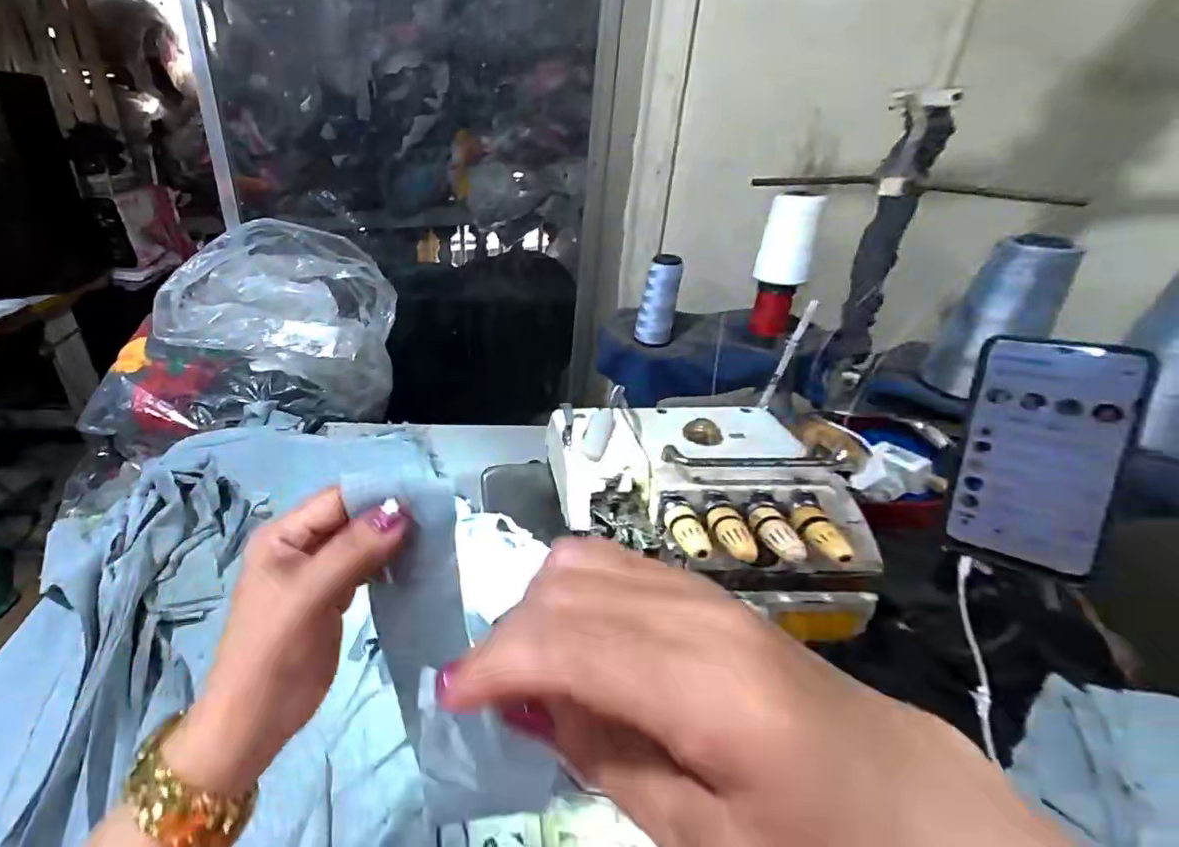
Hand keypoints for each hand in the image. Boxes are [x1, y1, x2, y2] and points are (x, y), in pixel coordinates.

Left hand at [162, 487, 410, 794]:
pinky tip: (411, 569)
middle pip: (346, 521)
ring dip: (388, 544)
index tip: (421, 497)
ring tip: (432, 540)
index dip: (373, 495)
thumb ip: (351, 551)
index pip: (333, 500)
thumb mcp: (309, 593)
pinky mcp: (329, 602)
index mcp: (282, 534)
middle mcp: (297, 547)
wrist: (254, 716)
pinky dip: (383, 570)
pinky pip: (360, 574)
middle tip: (436, 520)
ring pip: (356, 547)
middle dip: (385, 519)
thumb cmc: (274, 647)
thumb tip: (398, 511)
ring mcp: (314, 575)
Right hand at [439, 539, 1067, 846]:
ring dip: (533, 612)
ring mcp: (701, 591)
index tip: (450, 698)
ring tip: (535, 670)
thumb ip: (603, 758)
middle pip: (559, 594)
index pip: (564, 646)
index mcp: (711, 689)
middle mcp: (698, 616)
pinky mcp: (701, 587)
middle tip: (494, 699)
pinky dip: (565, 593)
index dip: (492, 665)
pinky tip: (574, 640)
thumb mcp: (708, 842)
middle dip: (506, 641)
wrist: (930, 813)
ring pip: (574, 564)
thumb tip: (523, 702)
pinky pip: (605, 563)